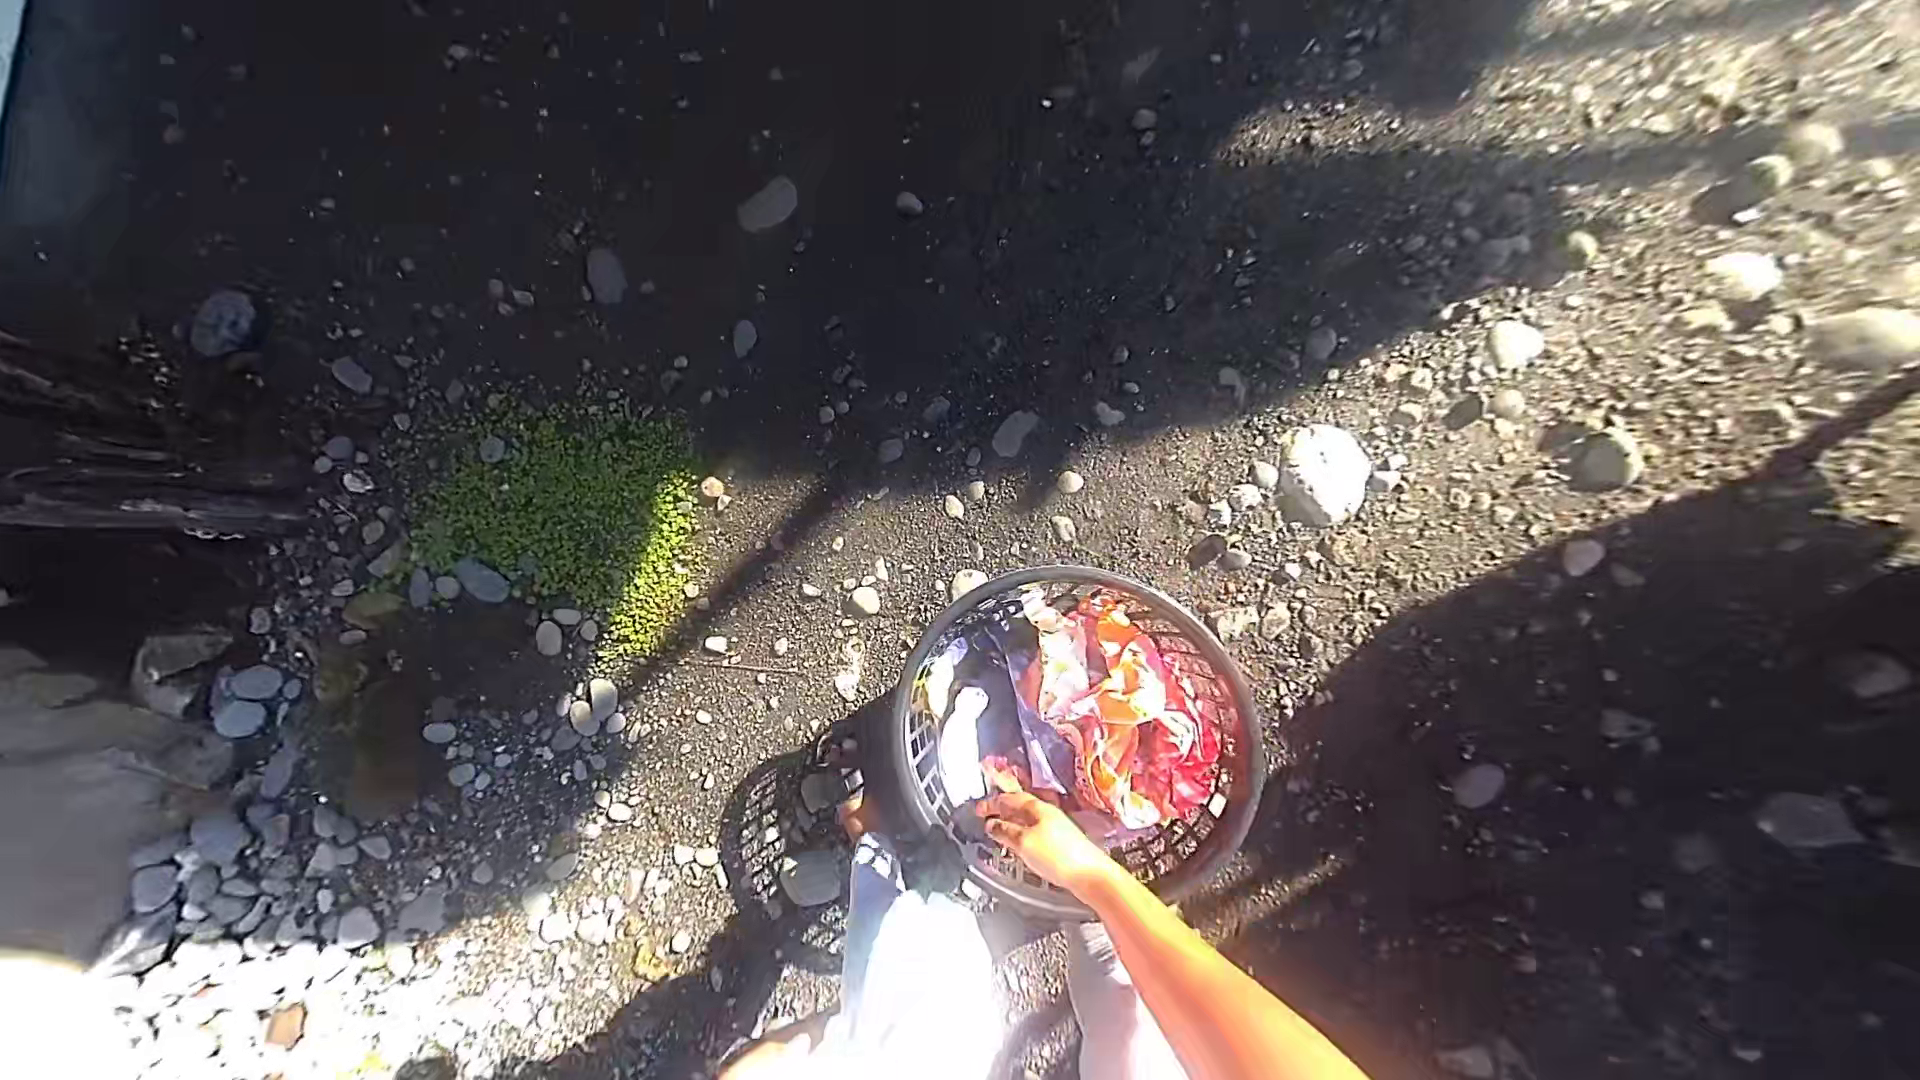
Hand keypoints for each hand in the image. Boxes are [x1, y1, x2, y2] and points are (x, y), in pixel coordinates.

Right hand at [976, 791, 1117, 895]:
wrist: (1090, 875)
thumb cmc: (1059, 856)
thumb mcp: (1024, 843)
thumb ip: (1006, 831)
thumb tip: (992, 824)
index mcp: (1037, 808)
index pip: (1009, 799)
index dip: (992, 803)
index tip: (979, 807)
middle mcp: (1047, 813)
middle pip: (1019, 805)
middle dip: (1001, 808)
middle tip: (986, 814)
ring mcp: (1055, 826)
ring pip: (1026, 817)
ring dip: (1010, 820)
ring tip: (999, 827)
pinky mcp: (1060, 841)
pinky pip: (1034, 830)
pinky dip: (1021, 831)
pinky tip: (1020, 842)